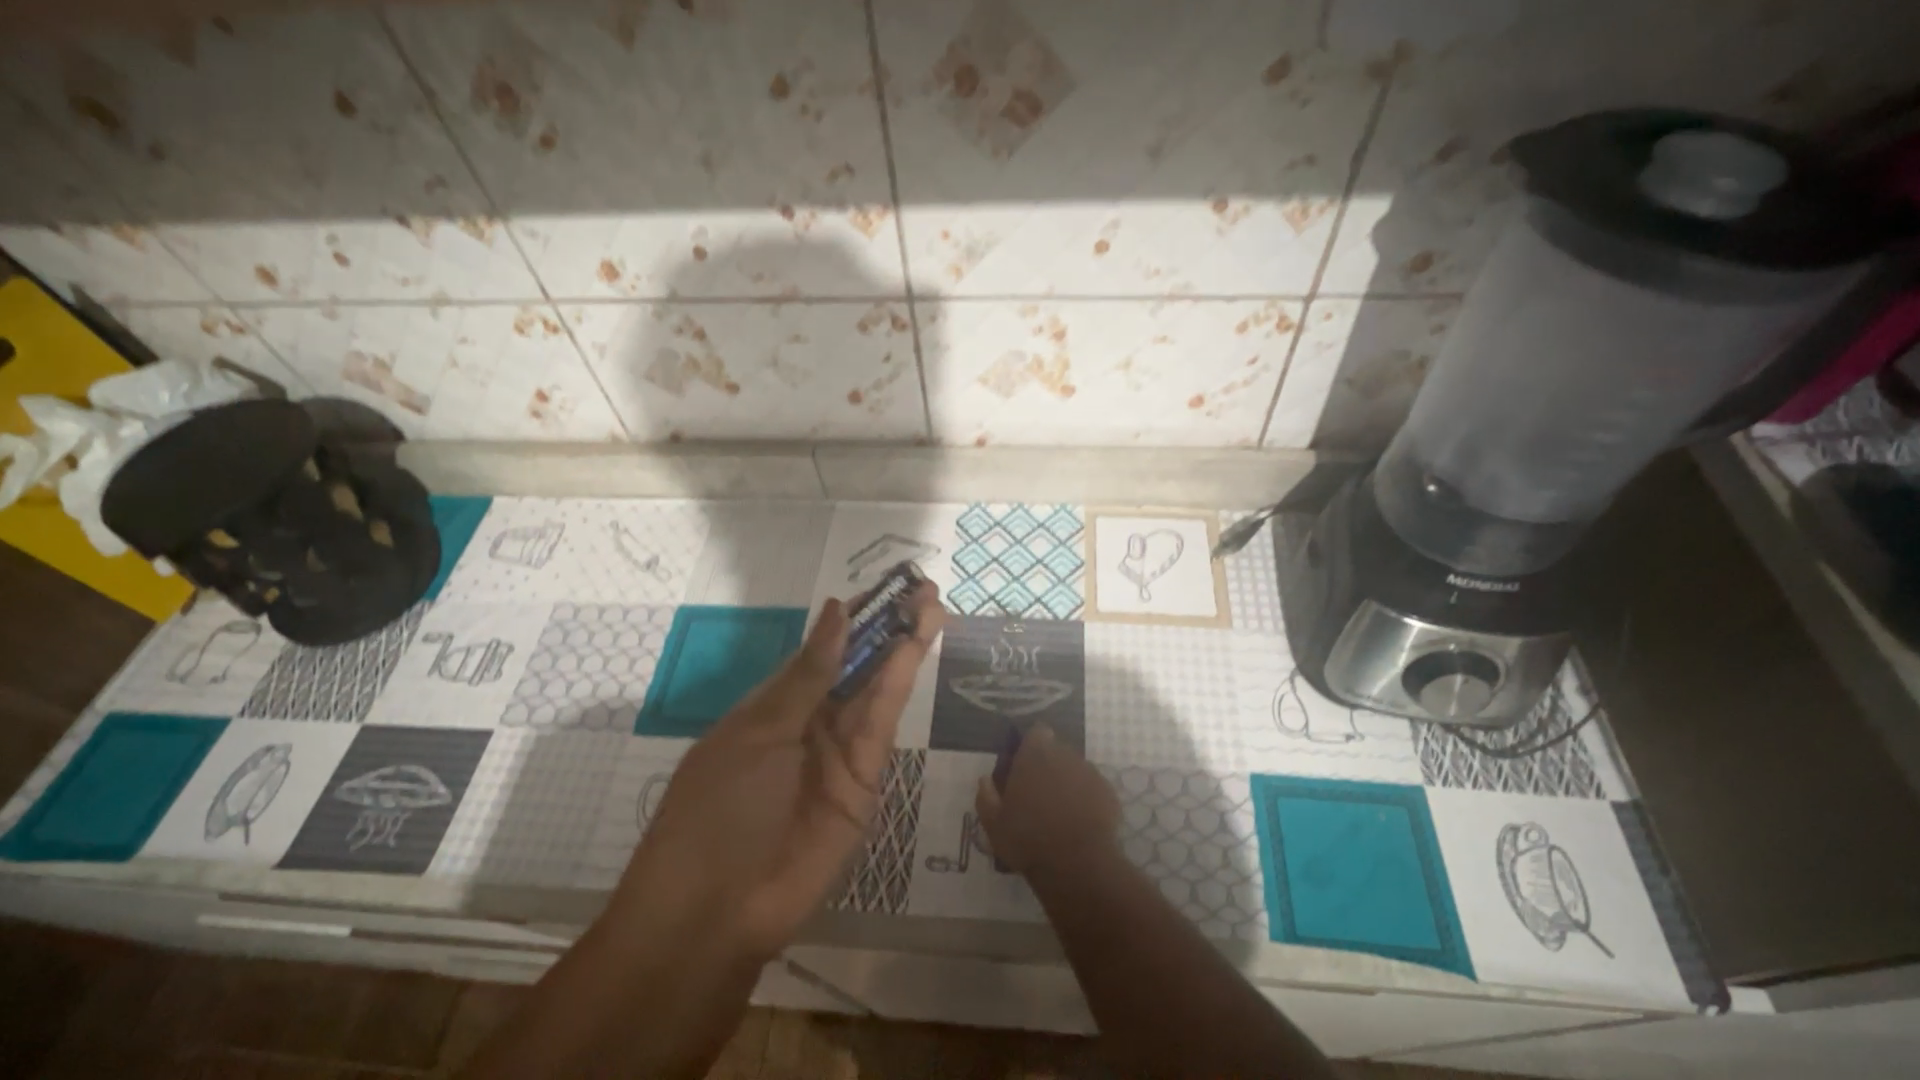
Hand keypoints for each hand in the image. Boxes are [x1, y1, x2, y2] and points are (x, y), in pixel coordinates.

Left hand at [617, 584, 945, 958]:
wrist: (717, 908)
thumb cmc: (717, 808)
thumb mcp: (757, 732)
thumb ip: (807, 675)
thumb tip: (835, 612)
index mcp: (770, 707)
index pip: (818, 651)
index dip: (850, 618)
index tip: (883, 585)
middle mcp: (807, 726)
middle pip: (853, 667)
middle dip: (885, 629)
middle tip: (921, 588)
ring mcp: (837, 756)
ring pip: (874, 691)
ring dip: (900, 650)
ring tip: (930, 607)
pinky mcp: (863, 785)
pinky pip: (881, 727)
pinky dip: (896, 686)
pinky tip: (911, 650)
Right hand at [974, 724, 1119, 875]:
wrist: (1076, 865)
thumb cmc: (1028, 839)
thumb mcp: (994, 824)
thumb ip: (986, 797)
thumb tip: (985, 780)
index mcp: (1035, 755)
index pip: (1037, 732)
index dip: (1031, 745)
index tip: (1023, 765)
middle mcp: (1066, 756)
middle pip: (1058, 750)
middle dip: (1049, 765)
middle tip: (1038, 793)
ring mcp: (1091, 774)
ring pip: (1076, 769)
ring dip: (1068, 782)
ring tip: (1060, 811)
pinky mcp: (1109, 794)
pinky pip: (1093, 789)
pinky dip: (1086, 799)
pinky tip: (1079, 823)